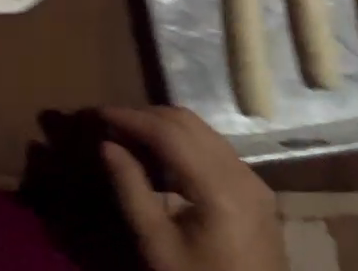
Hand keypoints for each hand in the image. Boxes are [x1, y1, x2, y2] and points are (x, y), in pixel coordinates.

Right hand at [99, 106, 286, 270]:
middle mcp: (242, 174)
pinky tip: (163, 158)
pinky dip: (185, 143)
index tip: (100, 112)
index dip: (132, 118)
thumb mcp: (157, 245)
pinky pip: (215, 149)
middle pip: (188, 123)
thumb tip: (106, 145)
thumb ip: (131, 190)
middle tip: (113, 125)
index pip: (169, 133)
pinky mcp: (257, 191)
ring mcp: (255, 181)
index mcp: (220, 189)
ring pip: (203, 131)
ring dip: (166, 127)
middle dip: (147, 117)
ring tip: (132, 137)